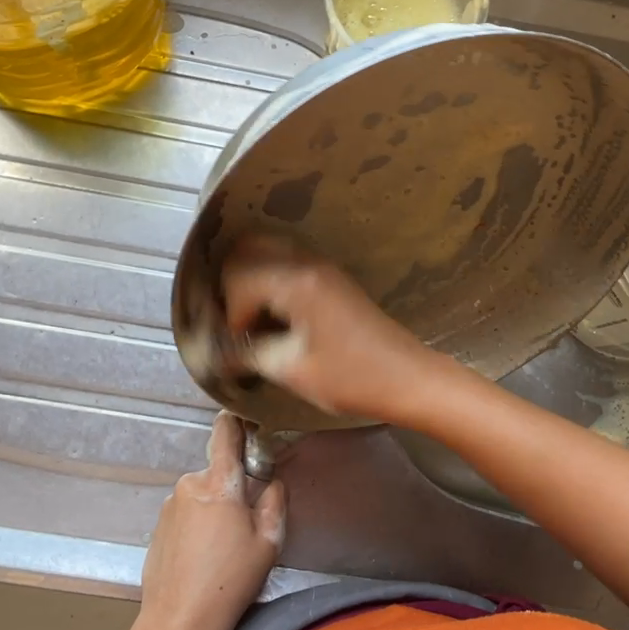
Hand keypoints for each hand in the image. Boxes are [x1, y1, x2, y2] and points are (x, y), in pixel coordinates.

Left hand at [136, 412, 286, 629]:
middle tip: (245, 524)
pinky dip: (197, 527)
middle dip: (231, 489)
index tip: (248, 420)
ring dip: (213, 510)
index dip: (237, 422)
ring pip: (201, 495)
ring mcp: (169, 506)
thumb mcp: (268, 542)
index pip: (226, 434)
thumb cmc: (231, 581)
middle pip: (217, 473)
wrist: (179, 620)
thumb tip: (271, 481)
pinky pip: (185, 514)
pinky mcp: (157, 527)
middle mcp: (189, 485)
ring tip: (223, 549)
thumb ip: (274, 502)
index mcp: (218, 484)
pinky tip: (203, 557)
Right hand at [221, 233, 457, 424]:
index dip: (230, 314)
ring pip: (268, 252)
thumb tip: (218, 350)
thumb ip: (248, 353)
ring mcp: (323, 267)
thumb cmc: (354, 379)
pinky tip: (275, 318)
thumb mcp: (293, 371)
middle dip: (232, 285)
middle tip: (236, 324)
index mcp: (297, 283)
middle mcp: (308, 264)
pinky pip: (288, 264)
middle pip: (248, 250)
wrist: (410, 379)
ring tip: (253, 321)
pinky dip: (271, 282)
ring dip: (251, 280)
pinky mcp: (332, 279)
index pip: (237, 279)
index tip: (239, 345)